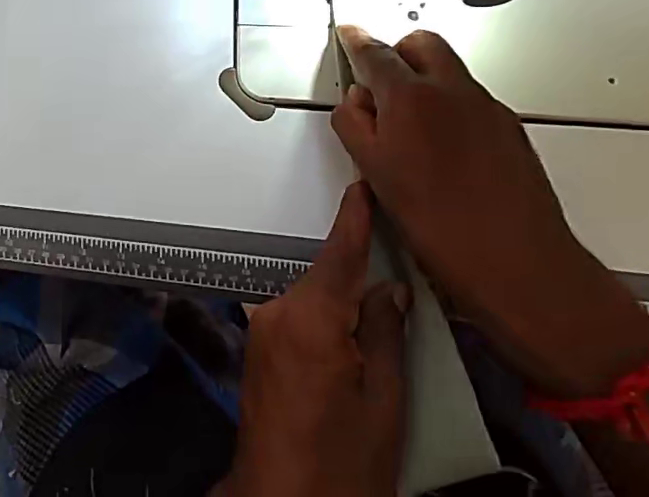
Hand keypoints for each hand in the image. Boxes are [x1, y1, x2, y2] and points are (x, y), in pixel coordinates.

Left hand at [224, 183, 407, 496]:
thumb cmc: (344, 462)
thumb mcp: (383, 403)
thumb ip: (384, 335)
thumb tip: (390, 288)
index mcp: (310, 319)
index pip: (337, 257)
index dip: (353, 220)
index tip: (360, 186)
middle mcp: (276, 310)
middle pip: (323, 277)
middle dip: (355, 271)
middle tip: (392, 259)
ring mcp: (261, 326)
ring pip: (310, 297)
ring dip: (339, 300)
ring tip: (375, 312)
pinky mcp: (256, 344)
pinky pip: (296, 315)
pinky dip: (322, 317)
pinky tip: (344, 335)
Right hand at [330, 26, 648, 397]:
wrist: (518, 266)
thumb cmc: (442, 225)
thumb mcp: (372, 171)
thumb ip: (353, 123)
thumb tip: (356, 103)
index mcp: (411, 98)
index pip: (376, 51)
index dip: (357, 41)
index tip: (350, 35)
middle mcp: (454, 92)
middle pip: (423, 43)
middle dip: (398, 51)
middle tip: (380, 78)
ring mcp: (488, 110)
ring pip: (450, 71)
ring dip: (425, 80)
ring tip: (409, 124)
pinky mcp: (512, 131)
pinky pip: (472, 100)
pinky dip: (451, 106)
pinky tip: (441, 147)